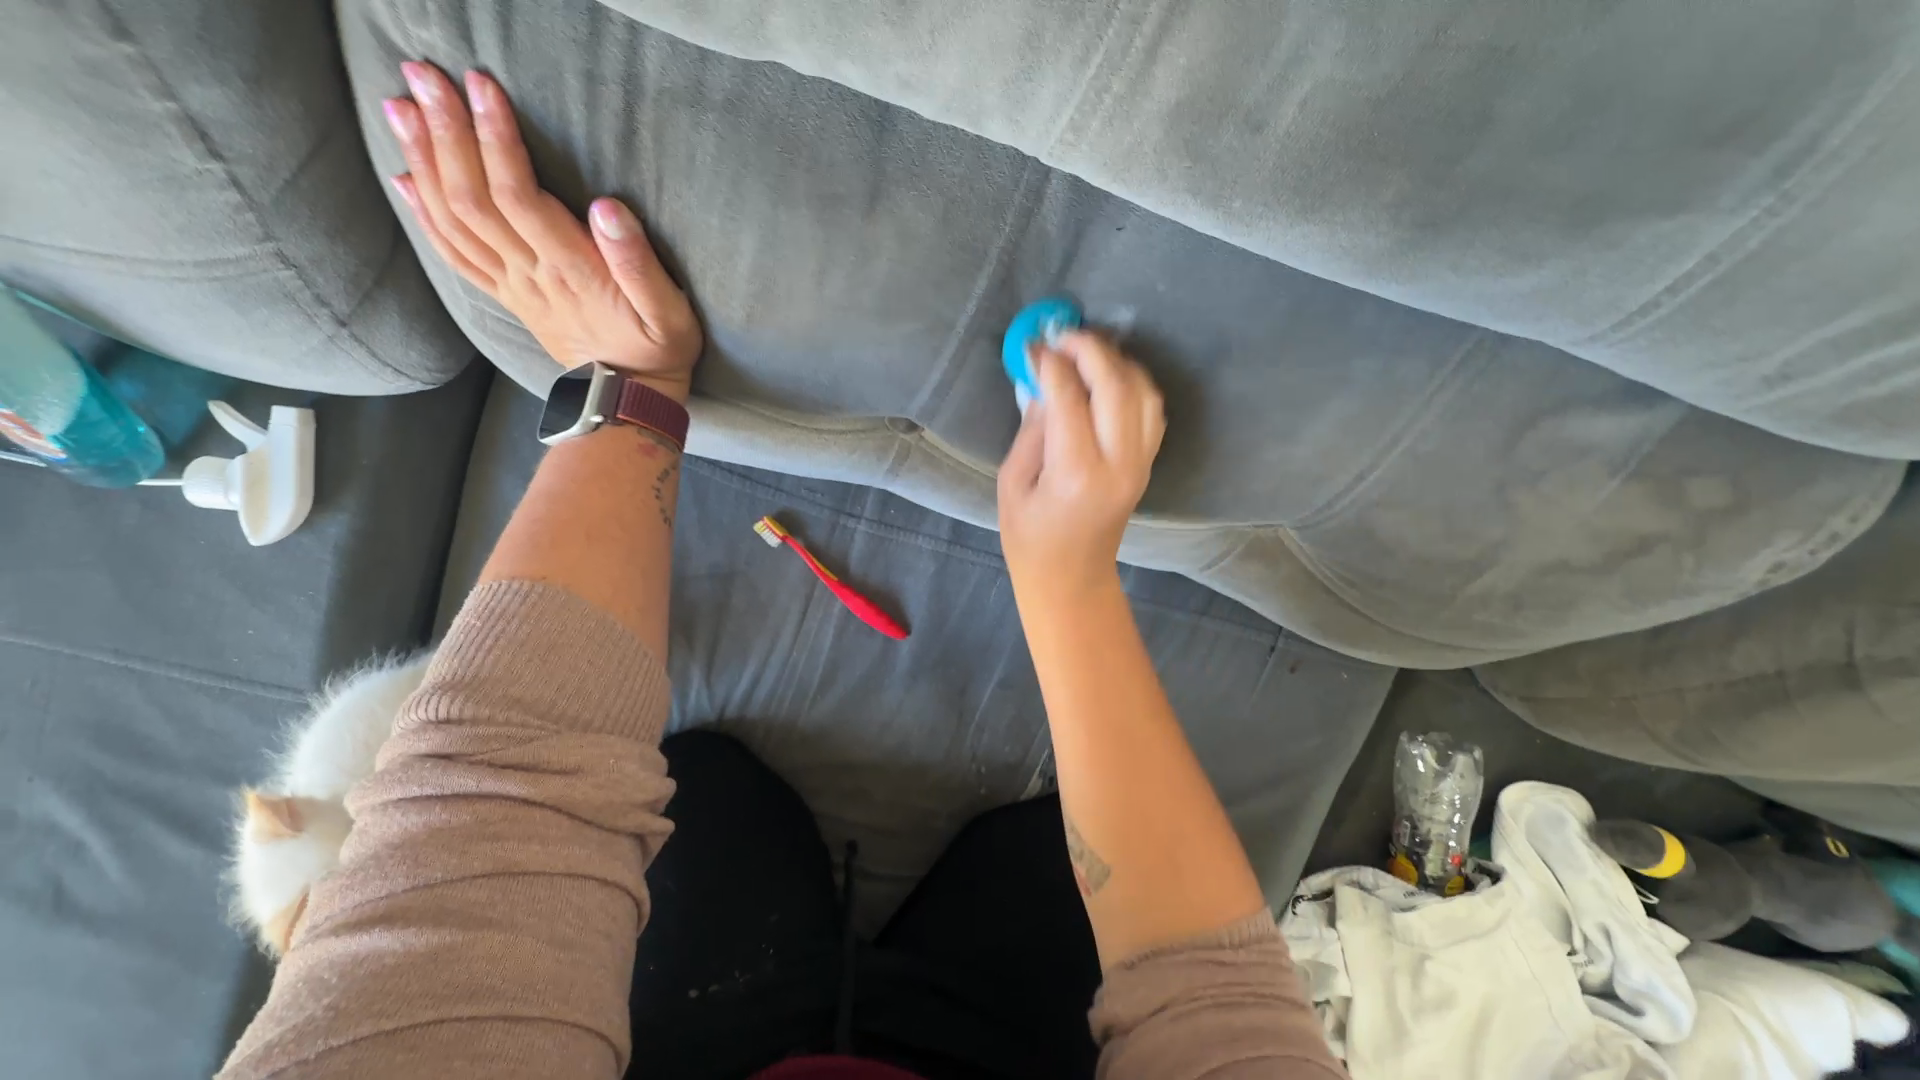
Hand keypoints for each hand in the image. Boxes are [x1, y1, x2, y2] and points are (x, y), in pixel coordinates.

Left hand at [383, 62, 700, 400]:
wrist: (631, 401)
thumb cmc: (658, 351)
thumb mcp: (670, 312)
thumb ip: (639, 263)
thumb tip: (608, 207)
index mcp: (572, 271)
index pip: (520, 196)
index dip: (496, 139)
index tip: (481, 85)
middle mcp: (532, 275)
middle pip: (474, 199)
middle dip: (446, 133)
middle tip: (421, 74)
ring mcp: (514, 288)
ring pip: (455, 221)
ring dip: (425, 161)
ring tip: (401, 107)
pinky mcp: (509, 297)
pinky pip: (454, 255)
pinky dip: (424, 215)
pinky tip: (405, 178)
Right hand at [996, 332, 1165, 598]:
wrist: (1071, 576)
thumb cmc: (1030, 536)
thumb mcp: (1013, 481)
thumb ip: (1032, 428)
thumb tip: (1042, 378)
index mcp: (1076, 473)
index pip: (1069, 397)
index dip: (1051, 362)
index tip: (1033, 345)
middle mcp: (1118, 463)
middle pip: (1116, 385)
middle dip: (1090, 349)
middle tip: (1062, 335)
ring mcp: (1140, 463)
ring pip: (1143, 391)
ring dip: (1116, 361)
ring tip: (1084, 350)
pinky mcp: (1148, 462)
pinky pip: (1151, 408)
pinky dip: (1132, 382)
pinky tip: (1106, 376)